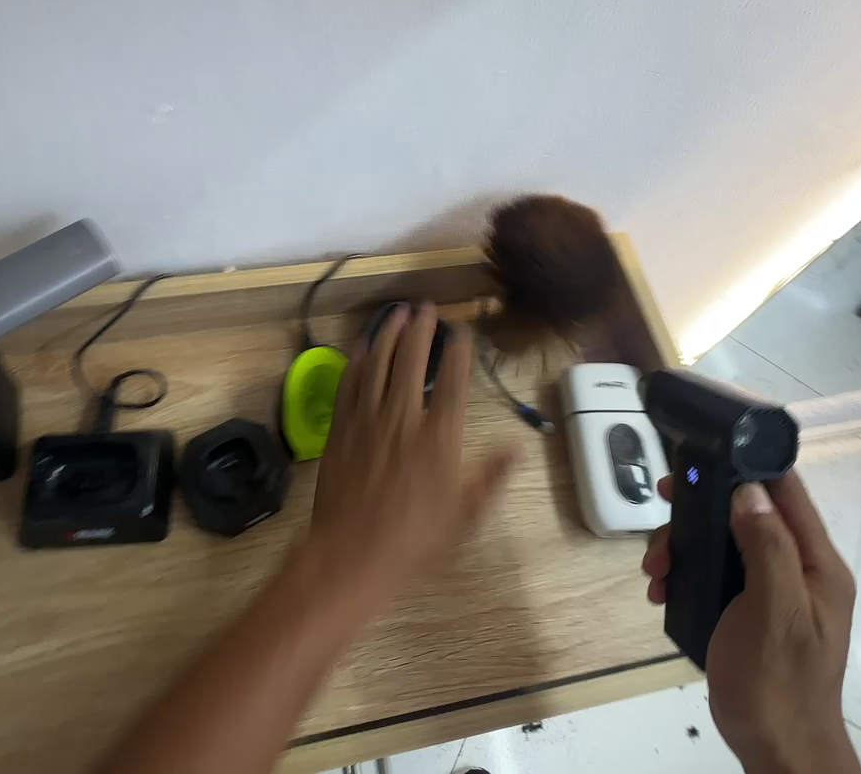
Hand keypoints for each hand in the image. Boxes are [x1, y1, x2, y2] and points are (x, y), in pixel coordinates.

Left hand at [304, 303, 520, 599]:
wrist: (352, 553)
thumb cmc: (415, 538)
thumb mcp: (465, 514)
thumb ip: (491, 476)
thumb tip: (518, 446)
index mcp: (439, 437)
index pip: (453, 381)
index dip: (458, 350)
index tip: (462, 329)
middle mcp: (404, 418)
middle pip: (413, 360)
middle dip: (422, 329)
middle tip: (427, 307)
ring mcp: (368, 419)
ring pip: (379, 364)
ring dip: (389, 334)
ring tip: (398, 313)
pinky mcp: (342, 428)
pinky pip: (349, 384)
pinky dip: (357, 360)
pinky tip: (362, 345)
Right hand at [641, 472, 859, 773]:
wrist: (776, 750)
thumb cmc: (777, 682)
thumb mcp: (774, 612)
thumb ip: (767, 548)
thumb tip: (748, 488)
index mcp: (815, 562)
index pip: (786, 490)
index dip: (747, 465)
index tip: (700, 457)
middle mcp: (795, 566)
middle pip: (745, 509)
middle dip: (699, 506)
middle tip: (665, 504)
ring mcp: (769, 586)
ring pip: (721, 537)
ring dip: (683, 542)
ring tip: (655, 568)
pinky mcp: (745, 605)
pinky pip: (711, 568)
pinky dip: (683, 570)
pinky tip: (662, 588)